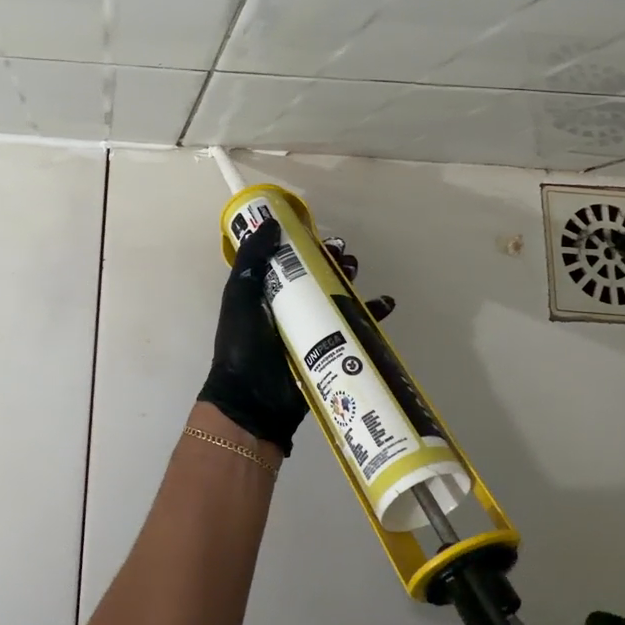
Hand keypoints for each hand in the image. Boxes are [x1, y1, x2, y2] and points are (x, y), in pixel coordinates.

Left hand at [196, 219, 393, 455]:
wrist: (252, 402)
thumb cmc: (242, 345)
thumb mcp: (239, 296)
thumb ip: (252, 260)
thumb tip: (271, 223)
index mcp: (264, 295)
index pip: (288, 263)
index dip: (304, 248)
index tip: (318, 237)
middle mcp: (288, 310)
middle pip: (316, 279)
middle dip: (332, 264)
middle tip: (344, 256)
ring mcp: (311, 331)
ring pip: (336, 299)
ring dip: (349, 283)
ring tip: (356, 271)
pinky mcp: (330, 353)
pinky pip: (353, 329)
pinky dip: (371, 316)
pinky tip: (385, 305)